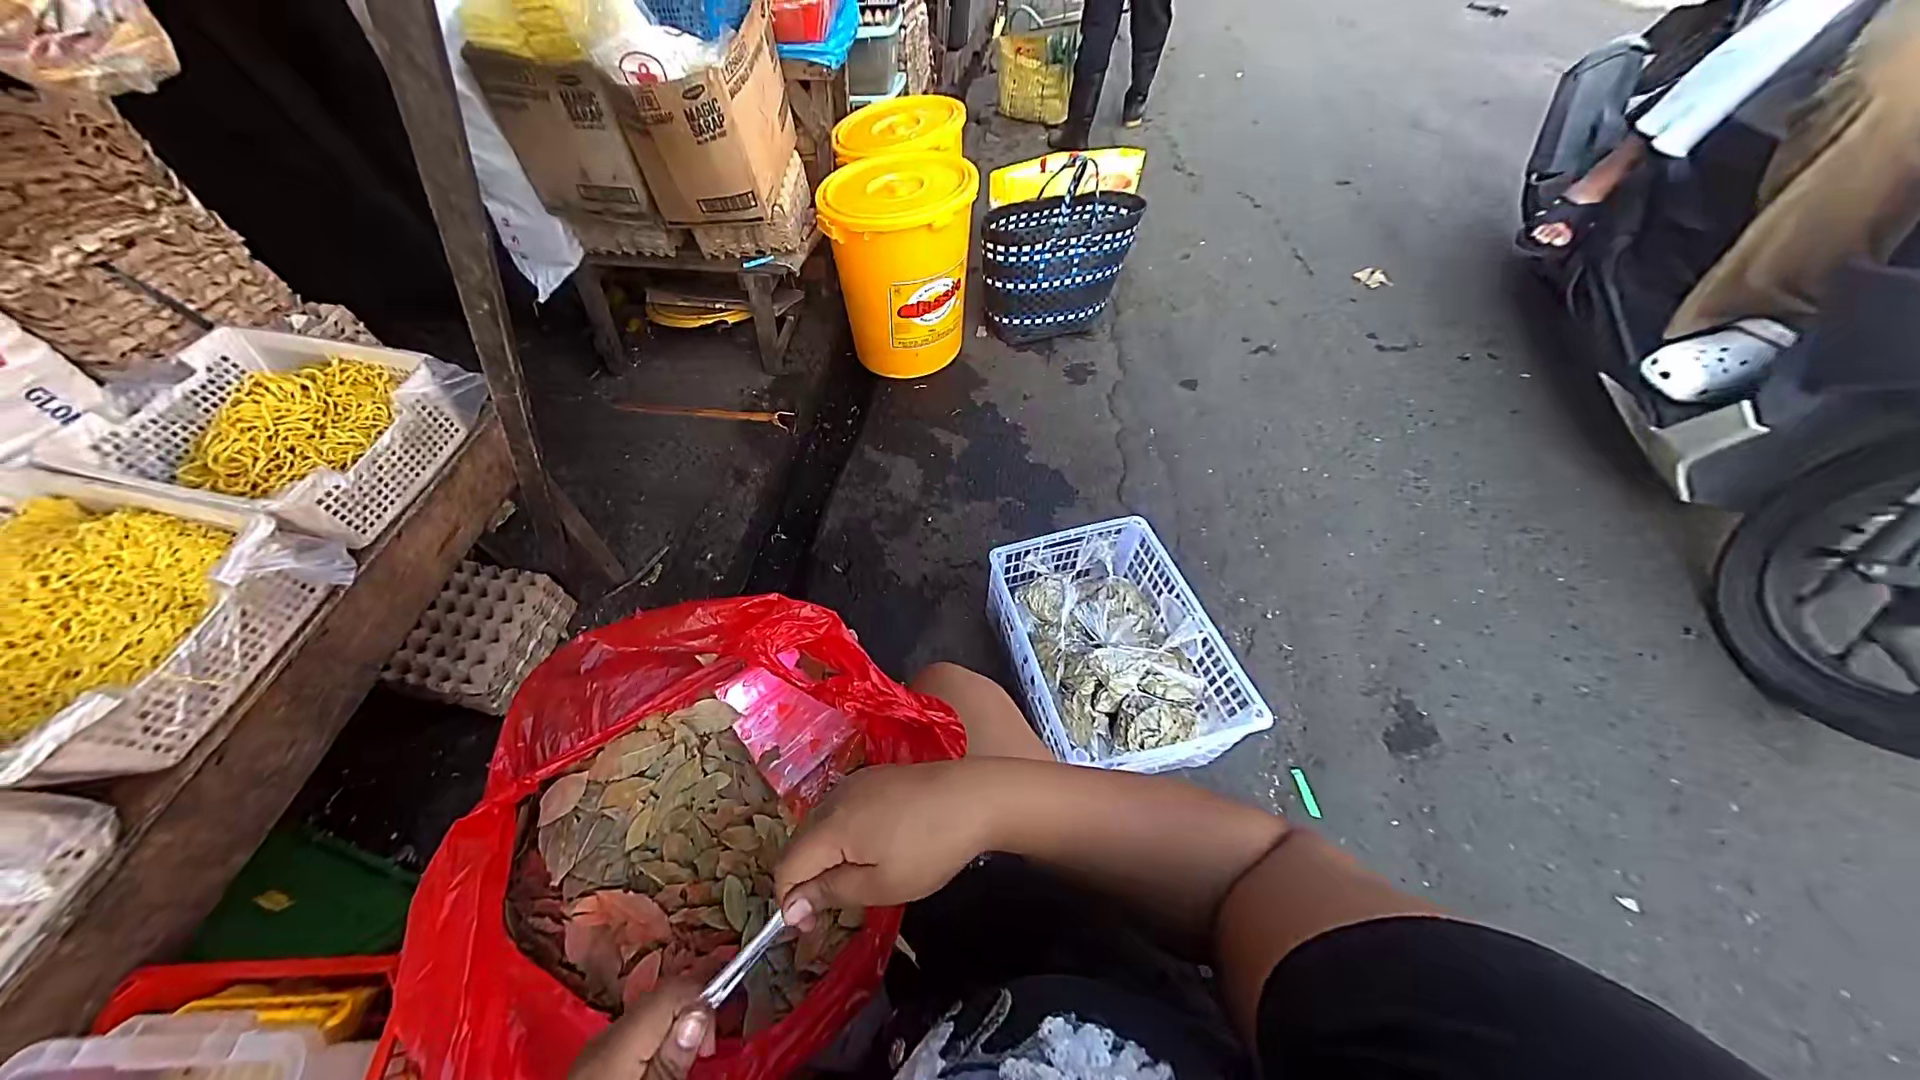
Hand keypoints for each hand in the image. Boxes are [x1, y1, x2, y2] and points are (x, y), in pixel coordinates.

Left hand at [568, 979, 715, 1079]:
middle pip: (658, 1003)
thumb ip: (671, 1062)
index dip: (704, 996)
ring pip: (646, 1020)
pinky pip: (630, 1042)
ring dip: (674, 1030)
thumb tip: (699, 1010)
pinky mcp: (589, 1073)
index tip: (719, 1035)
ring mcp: (591, 1059)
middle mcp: (600, 1043)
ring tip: (692, 1060)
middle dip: (691, 1013)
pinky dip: (654, 1046)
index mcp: (615, 1046)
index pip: (671, 991)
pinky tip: (664, 1069)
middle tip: (709, 1051)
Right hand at [772, 761, 997, 928]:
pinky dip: (846, 833)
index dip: (789, 900)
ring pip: (822, 825)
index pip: (785, 865)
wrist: (976, 797)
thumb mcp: (881, 884)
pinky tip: (877, 845)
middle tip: (839, 906)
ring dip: (827, 855)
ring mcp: (858, 781)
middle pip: (801, 842)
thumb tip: (791, 905)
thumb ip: (830, 892)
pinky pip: (844, 808)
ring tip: (861, 877)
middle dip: (807, 878)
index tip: (812, 927)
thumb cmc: (930, 848)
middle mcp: (836, 795)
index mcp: (831, 823)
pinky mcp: (877, 775)